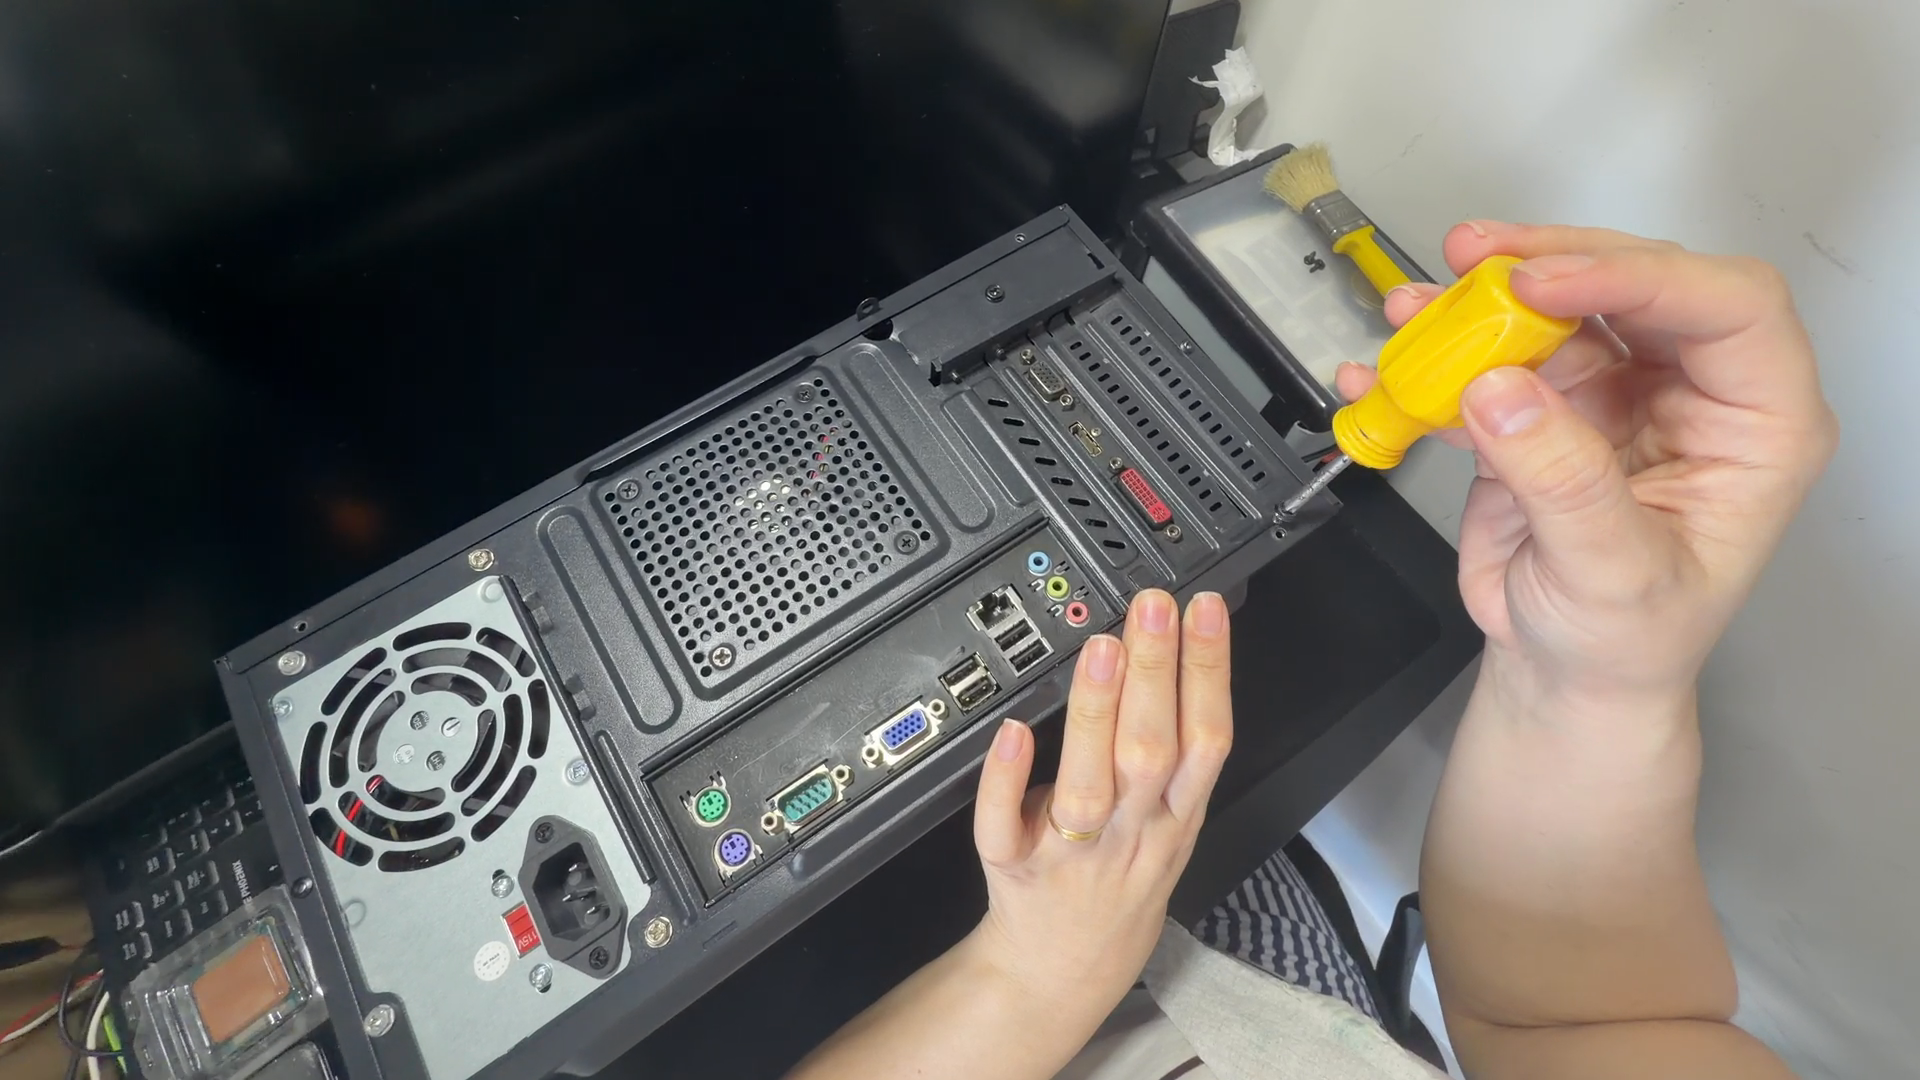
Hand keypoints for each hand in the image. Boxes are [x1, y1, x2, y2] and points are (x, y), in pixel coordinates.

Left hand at [962, 589, 1232, 1026]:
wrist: (1064, 970)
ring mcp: (1071, 855)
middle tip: (1153, 607)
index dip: (1210, 671)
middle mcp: (1131, 834)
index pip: (1206, 738)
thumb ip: (1173, 753)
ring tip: (1101, 648)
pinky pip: (1005, 827)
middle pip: (1152, 752)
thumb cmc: (1120, 881)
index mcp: (1174, 817)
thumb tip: (1168, 658)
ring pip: (1086, 786)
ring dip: (1097, 715)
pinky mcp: (1014, 868)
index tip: (1204, 609)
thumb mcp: (1170, 824)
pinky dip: (1007, 780)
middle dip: (1157, 674)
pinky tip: (1013, 730)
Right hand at [1338, 223, 1837, 710]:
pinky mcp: (1526, 425)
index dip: (1631, 278)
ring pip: (1541, 325)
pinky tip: (1378, 374)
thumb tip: (1495, 389)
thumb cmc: (1624, 634)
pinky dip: (1423, 373)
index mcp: (1747, 422)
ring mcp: (1595, 406)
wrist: (1559, 665)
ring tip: (1408, 307)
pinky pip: (1476, 378)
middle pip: (1624, 292)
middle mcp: (1675, 396)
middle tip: (1469, 255)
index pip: (1720, 309)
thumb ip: (1561, 479)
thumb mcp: (1609, 570)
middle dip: (1545, 266)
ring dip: (1470, 310)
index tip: (1531, 285)